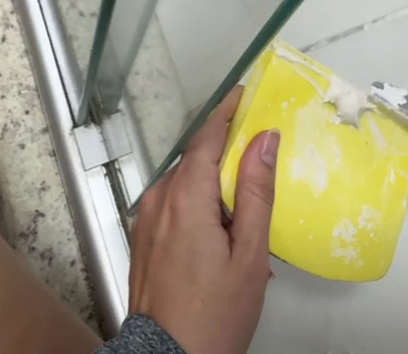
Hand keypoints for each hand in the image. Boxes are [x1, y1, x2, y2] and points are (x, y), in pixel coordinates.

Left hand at [128, 89, 278, 353]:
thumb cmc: (215, 313)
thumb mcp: (249, 253)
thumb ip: (255, 191)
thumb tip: (264, 139)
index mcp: (185, 196)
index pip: (206, 135)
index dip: (227, 111)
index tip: (246, 94)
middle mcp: (159, 198)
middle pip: (196, 157)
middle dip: (225, 147)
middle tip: (259, 149)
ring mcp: (147, 218)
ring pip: (185, 180)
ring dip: (212, 178)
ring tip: (246, 200)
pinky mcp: (143, 238)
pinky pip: (174, 202)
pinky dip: (197, 200)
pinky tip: (220, 227)